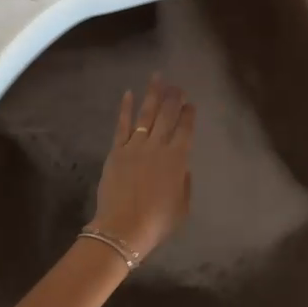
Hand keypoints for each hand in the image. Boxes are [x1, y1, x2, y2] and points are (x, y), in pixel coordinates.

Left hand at [88, 76, 195, 257]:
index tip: (191, 103)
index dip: (189, 115)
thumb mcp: (182, 205)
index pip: (186, 130)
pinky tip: (129, 93)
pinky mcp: (116, 151)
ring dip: (152, 95)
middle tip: (177, 85)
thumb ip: (184, 182)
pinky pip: (122, 125)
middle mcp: (158, 147)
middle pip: (167, 116)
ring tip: (157, 78)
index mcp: (178, 159)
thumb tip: (181, 166)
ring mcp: (135, 147)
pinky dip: (126, 108)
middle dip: (173, 98)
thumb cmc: (157, 222)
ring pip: (146, 115)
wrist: (123, 228)